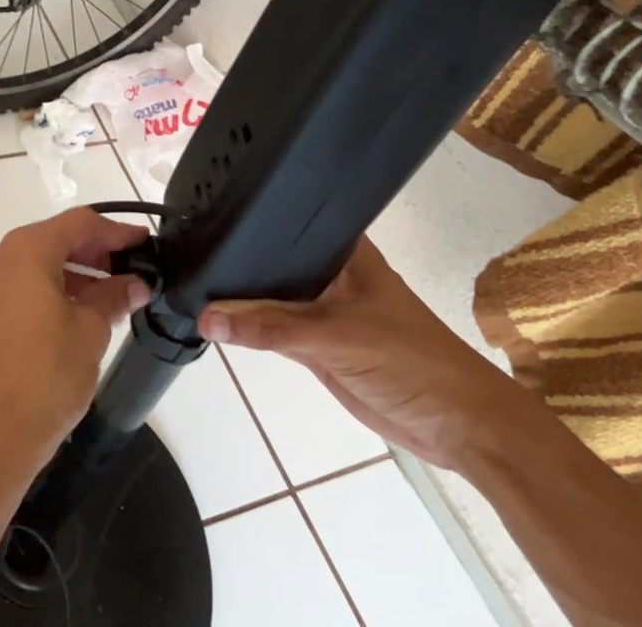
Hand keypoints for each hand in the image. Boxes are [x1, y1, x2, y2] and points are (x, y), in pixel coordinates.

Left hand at [0, 208, 153, 475]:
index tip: (147, 245)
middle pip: (56, 240)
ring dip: (79, 274)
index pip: (79, 223)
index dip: (117, 232)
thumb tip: (133, 283)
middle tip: (136, 273)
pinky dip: (56, 292)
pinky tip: (86, 314)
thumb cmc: (44, 377)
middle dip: (98, 253)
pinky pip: (25, 288)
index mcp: (25, 251)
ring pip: (40, 265)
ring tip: (118, 297)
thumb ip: (113, 297)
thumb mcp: (90, 332)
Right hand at [198, 237, 528, 471]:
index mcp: (345, 252)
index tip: (200, 217)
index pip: (289, 226)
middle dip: (236, 263)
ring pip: (270, 299)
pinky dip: (249, 331)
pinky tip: (216, 320)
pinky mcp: (319, 347)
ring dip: (239, 301)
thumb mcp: (334, 337)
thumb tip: (206, 318)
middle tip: (182, 253)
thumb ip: (269, 327)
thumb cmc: (409, 361)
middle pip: (273, 263)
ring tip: (187, 282)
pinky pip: (273, 332)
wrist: (458, 425)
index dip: (250, 220)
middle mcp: (332, 275)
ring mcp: (324, 312)